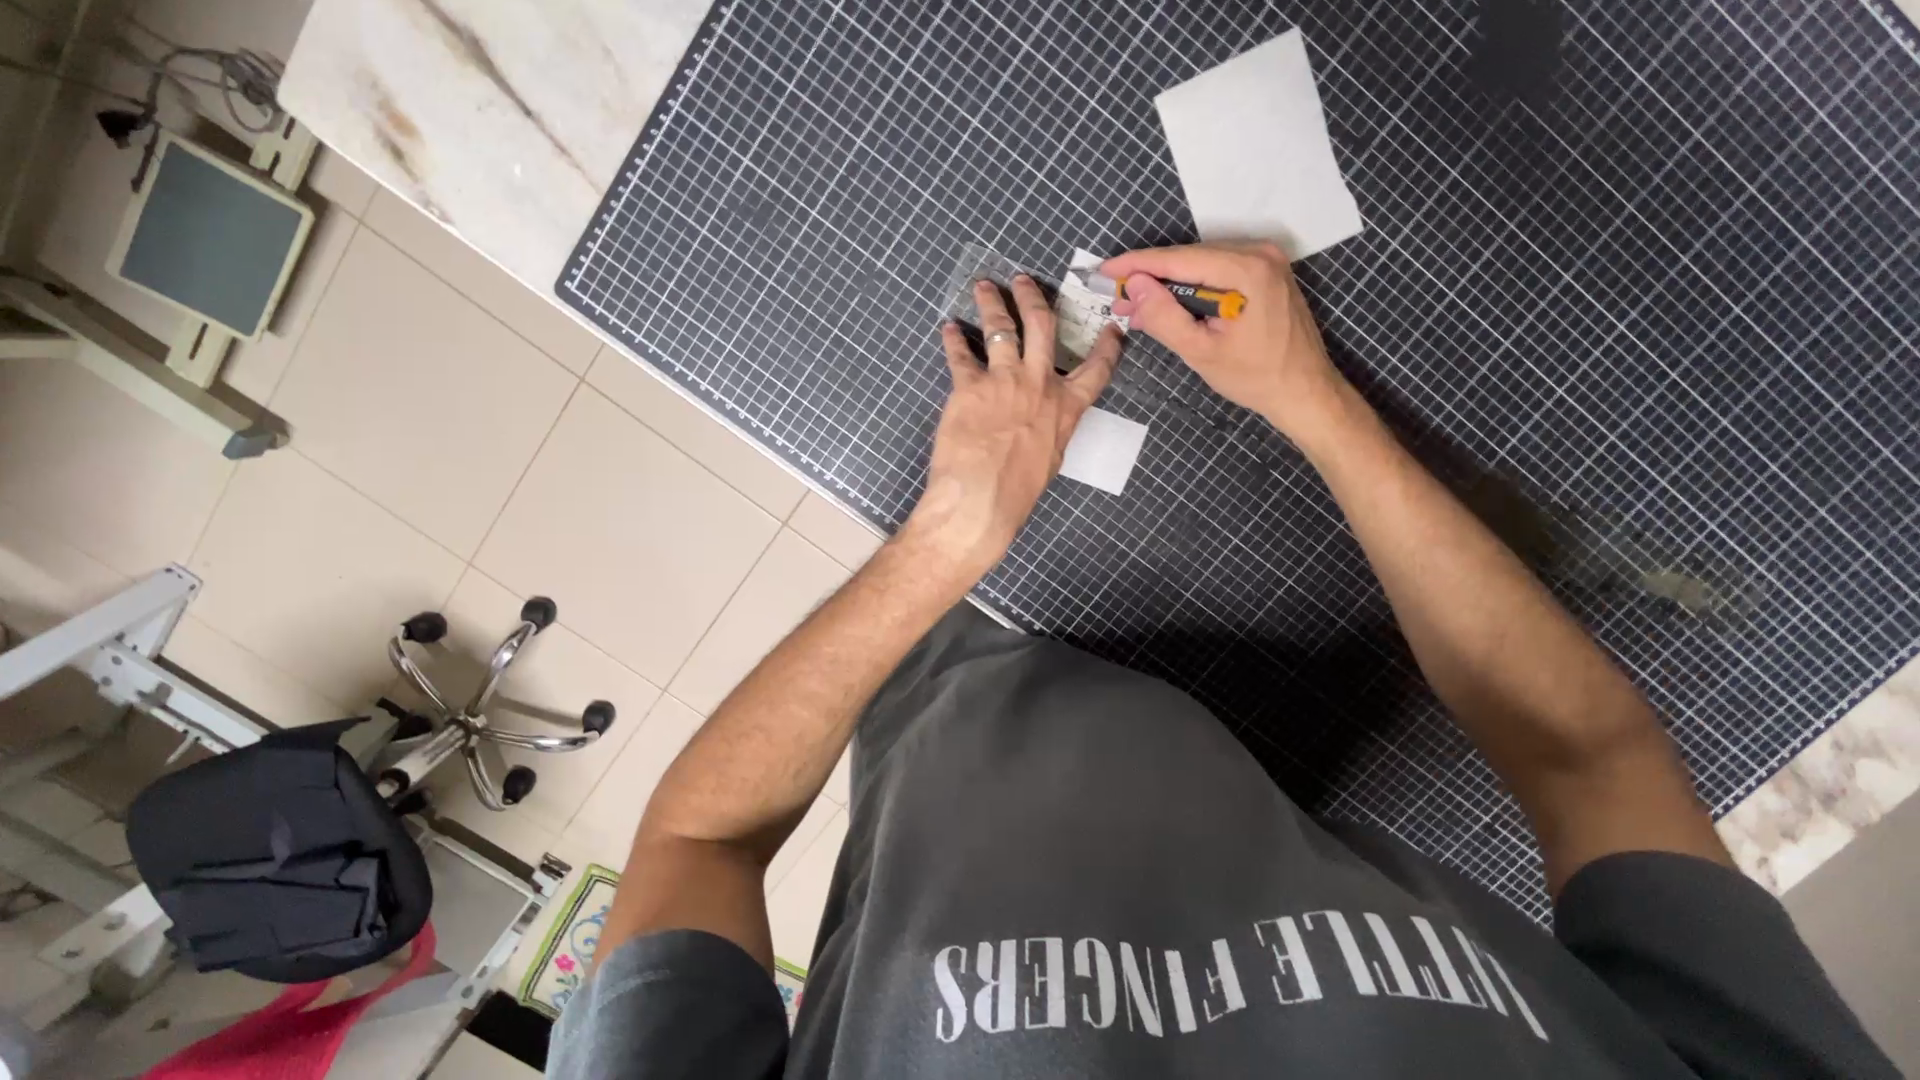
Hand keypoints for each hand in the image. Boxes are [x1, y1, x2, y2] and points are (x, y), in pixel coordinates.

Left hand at [901, 275, 1120, 580]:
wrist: (980, 499)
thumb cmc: (1018, 491)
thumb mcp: (1050, 459)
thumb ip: (1052, 429)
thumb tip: (1045, 420)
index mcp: (1066, 408)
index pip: (1096, 369)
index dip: (1108, 345)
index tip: (1113, 326)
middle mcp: (1039, 385)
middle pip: (1042, 327)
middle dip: (1034, 298)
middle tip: (1024, 281)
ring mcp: (1004, 381)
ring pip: (1001, 328)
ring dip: (992, 302)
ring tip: (984, 287)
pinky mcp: (969, 386)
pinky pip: (961, 354)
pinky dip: (954, 338)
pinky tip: (949, 328)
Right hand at [1103, 242, 1347, 445]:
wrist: (1305, 390)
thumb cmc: (1255, 377)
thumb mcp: (1201, 352)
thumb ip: (1165, 317)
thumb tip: (1134, 286)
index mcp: (1247, 269)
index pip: (1179, 259)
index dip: (1137, 265)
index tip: (1105, 271)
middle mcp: (1259, 253)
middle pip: (1189, 258)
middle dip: (1150, 279)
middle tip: (1117, 300)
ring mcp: (1266, 261)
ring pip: (1201, 265)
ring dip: (1168, 284)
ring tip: (1137, 308)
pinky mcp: (1266, 273)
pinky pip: (1218, 272)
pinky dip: (1191, 287)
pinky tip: (1168, 305)